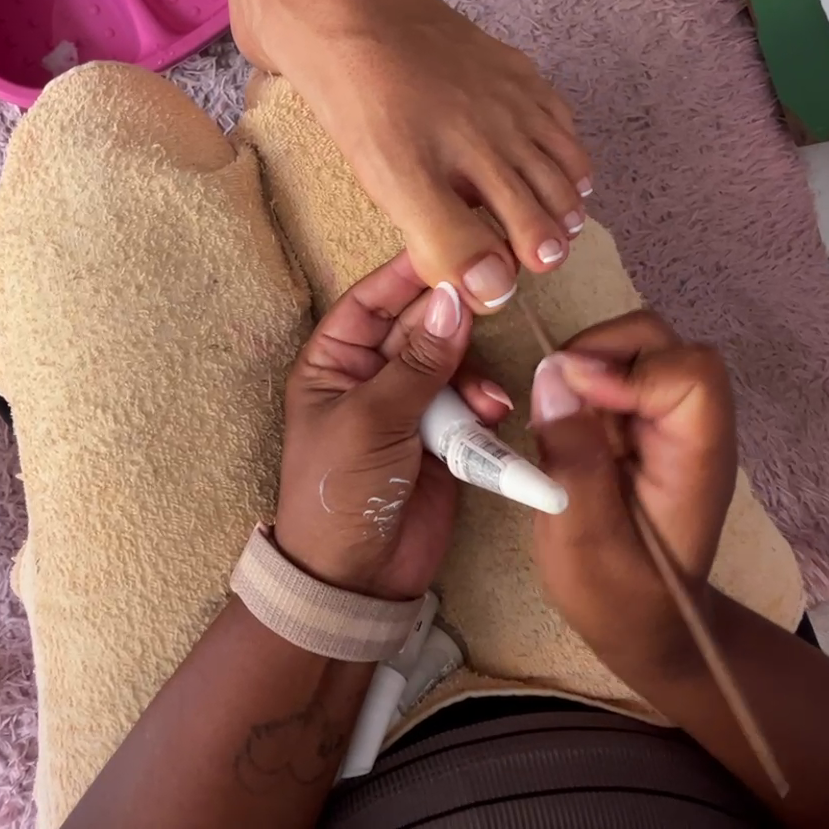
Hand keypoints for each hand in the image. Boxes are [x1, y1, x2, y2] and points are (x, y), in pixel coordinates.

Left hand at [226, 0, 594, 312]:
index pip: (530, 222)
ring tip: (564, 207)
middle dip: (553, 223)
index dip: (532, 255)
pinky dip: (553, 123)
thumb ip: (446, 236)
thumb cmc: (348, 88)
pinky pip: (538, 93)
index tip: (527, 276)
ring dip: (560, 179)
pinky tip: (544, 130)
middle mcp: (506, 118)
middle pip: (549, 182)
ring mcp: (498, 78)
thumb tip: (498, 293)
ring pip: (551, 139)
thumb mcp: (391, 176)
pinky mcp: (481, 47)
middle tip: (550, 252)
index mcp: (484, 155)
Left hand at [274, 253, 513, 599]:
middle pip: (419, 324)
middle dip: (453, 322)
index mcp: (334, 360)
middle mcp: (372, 372)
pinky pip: (470, 400)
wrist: (357, 578)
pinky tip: (492, 415)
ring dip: (472, 372)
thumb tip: (450, 299)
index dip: (409, 275)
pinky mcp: (443, 433)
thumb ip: (417, 363)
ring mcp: (410, 402)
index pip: (372, 300)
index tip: (454, 249)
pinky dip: (483, 403)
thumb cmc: (340, 491)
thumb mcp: (371, 420)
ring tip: (485, 400)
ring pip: (452, 361)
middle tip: (494, 305)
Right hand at [525, 311, 738, 686]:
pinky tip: (556, 418)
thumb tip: (553, 374)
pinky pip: (609, 369)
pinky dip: (575, 377)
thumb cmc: (619, 598)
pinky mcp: (635, 420)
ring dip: (584, 360)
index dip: (630, 369)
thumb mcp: (584, 543)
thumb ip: (572, 460)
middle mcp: (688, 426)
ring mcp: (662, 419)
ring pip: (634, 346)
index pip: (692, 375)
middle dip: (600, 349)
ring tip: (551, 407)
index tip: (571, 392)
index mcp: (696, 458)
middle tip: (552, 390)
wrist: (643, 623)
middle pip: (663, 342)